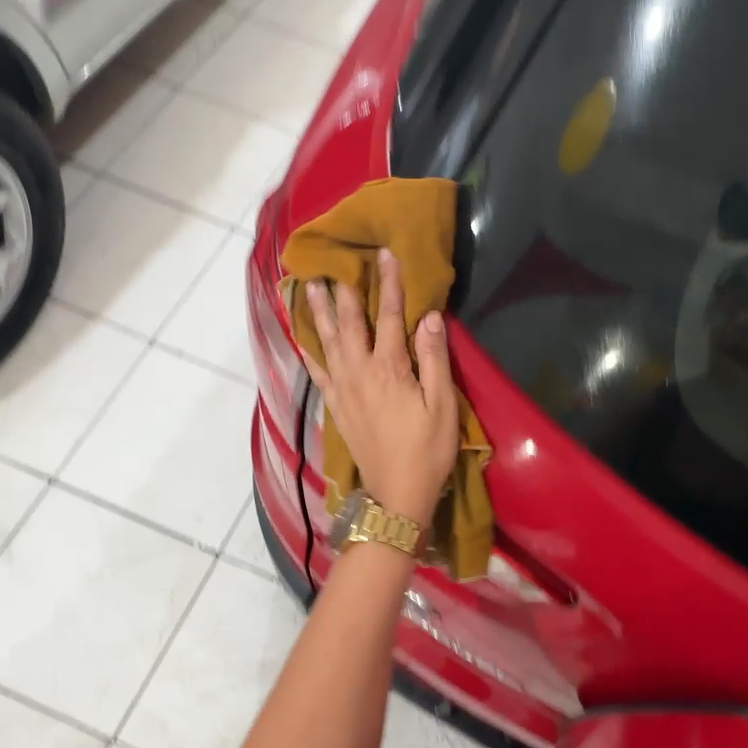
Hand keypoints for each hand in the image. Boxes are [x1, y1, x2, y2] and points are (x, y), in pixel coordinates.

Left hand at [302, 249, 459, 526]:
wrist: (397, 493)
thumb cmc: (428, 450)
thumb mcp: (442, 405)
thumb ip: (433, 359)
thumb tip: (428, 317)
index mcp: (389, 368)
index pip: (389, 315)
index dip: (388, 283)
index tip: (384, 254)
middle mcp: (360, 372)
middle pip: (350, 323)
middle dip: (345, 290)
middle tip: (335, 261)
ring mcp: (344, 389)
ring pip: (328, 342)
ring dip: (320, 312)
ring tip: (310, 286)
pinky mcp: (337, 406)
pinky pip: (319, 371)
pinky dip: (311, 350)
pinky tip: (305, 338)